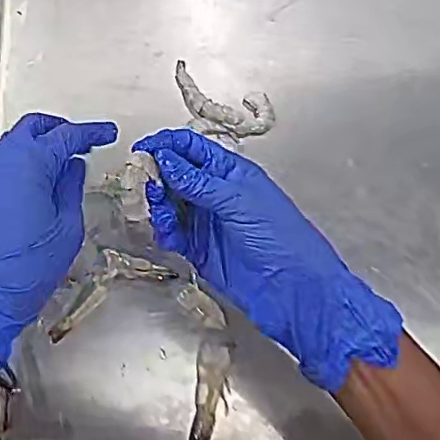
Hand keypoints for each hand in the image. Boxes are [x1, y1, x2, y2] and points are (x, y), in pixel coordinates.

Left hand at [0, 113, 117, 364]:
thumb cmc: (30, 262)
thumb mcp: (67, 225)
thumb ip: (70, 186)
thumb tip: (74, 165)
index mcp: (30, 161)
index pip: (64, 135)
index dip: (89, 132)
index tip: (106, 133)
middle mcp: (4, 157)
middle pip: (33, 127)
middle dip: (59, 128)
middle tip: (82, 140)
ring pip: (15, 140)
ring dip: (39, 142)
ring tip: (63, 158)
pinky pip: (3, 158)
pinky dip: (23, 157)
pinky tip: (38, 175)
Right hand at [134, 128, 401, 391]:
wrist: (298, 295)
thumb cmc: (282, 240)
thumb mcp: (237, 201)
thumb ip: (195, 179)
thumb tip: (163, 157)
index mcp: (229, 172)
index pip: (189, 146)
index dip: (164, 145)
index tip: (142, 151)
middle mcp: (213, 192)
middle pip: (171, 172)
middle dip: (155, 175)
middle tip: (145, 183)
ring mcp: (204, 219)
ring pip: (166, 201)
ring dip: (157, 203)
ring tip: (161, 212)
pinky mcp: (196, 246)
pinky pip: (169, 230)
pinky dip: (163, 229)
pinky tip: (170, 235)